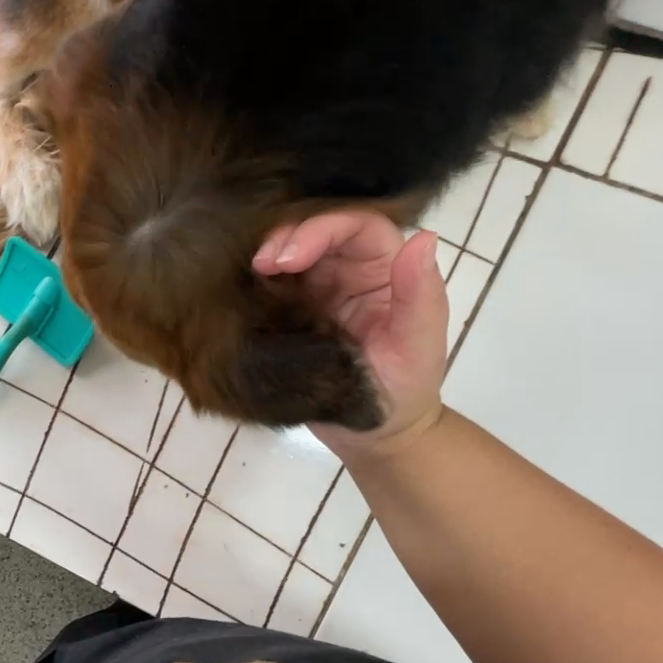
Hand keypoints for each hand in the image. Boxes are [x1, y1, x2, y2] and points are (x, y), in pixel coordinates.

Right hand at [252, 212, 449, 459]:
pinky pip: (273, 287)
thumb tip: (422, 239)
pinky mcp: (293, 313)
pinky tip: (241, 293)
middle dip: (285, 239)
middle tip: (257, 265)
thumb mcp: (418, 346)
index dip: (321, 229)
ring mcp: (319, 292)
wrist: (374, 435)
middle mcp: (351, 271)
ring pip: (292, 254)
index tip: (287, 259)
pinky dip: (255, 284)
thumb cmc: (405, 390)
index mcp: (386, 269)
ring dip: (267, 258)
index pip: (357, 227)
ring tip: (247, 275)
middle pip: (318, 232)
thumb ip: (420, 295)